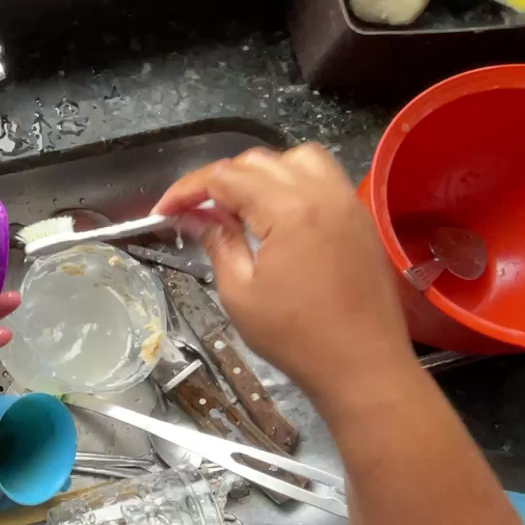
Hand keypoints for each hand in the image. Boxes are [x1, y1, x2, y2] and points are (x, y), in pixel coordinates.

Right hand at [152, 144, 416, 408]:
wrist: (361, 364)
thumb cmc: (293, 335)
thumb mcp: (239, 291)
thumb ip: (217, 242)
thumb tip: (197, 216)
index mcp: (288, 210)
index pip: (225, 178)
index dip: (187, 190)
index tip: (163, 211)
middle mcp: (322, 194)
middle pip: (258, 162)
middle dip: (218, 181)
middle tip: (194, 212)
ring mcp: (347, 202)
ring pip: (295, 160)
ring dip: (258, 174)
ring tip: (237, 206)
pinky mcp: (359, 218)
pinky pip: (322, 178)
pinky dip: (291, 183)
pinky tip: (274, 215)